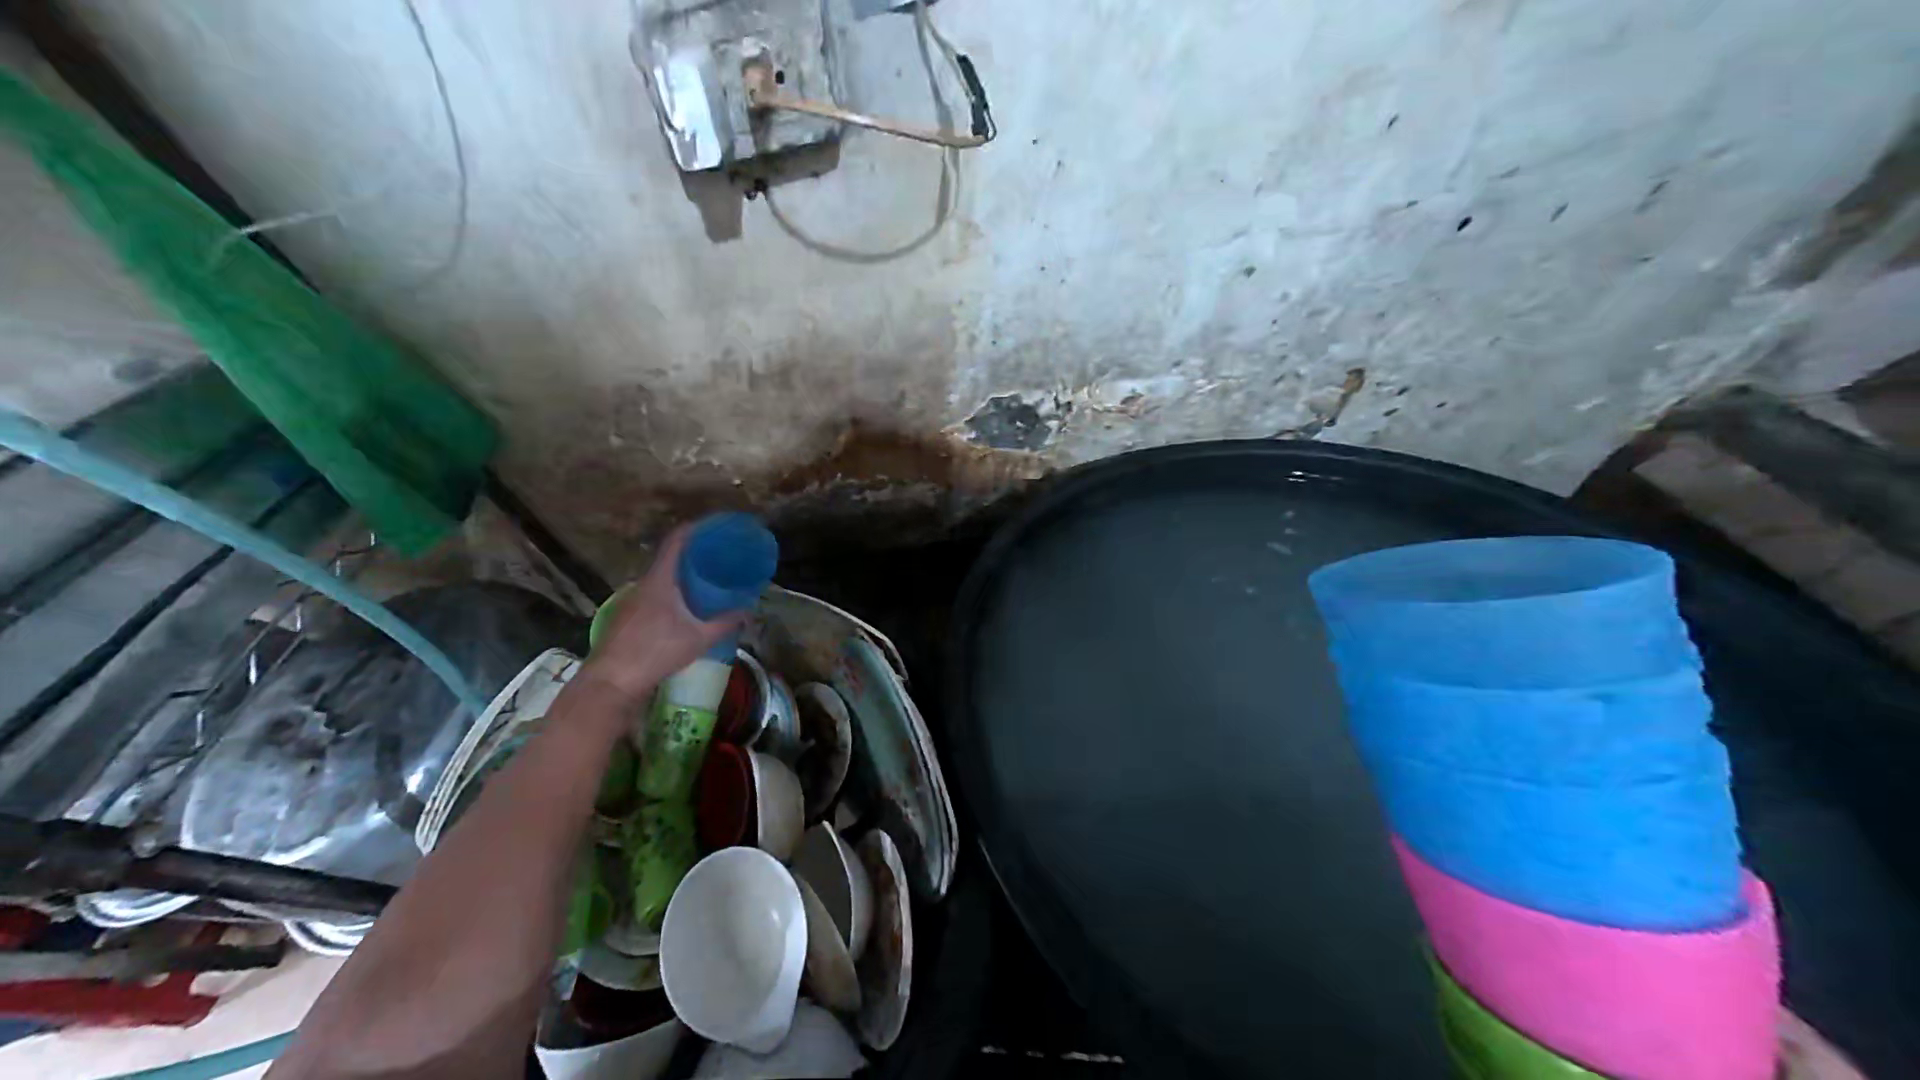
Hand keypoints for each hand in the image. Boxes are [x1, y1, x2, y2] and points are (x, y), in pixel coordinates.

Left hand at [580, 525, 745, 705]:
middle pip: (668, 558)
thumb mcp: (699, 638)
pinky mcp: (627, 616)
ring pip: (660, 577)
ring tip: (705, 578)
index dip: (695, 529)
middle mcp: (643, 584)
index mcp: (660, 580)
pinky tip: (684, 605)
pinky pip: (653, 593)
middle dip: (693, 553)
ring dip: (681, 574)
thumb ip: (725, 623)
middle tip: (718, 554)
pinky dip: (671, 590)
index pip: (676, 541)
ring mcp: (632, 600)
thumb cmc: (655, 652)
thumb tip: (749, 612)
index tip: (715, 525)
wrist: (612, 680)